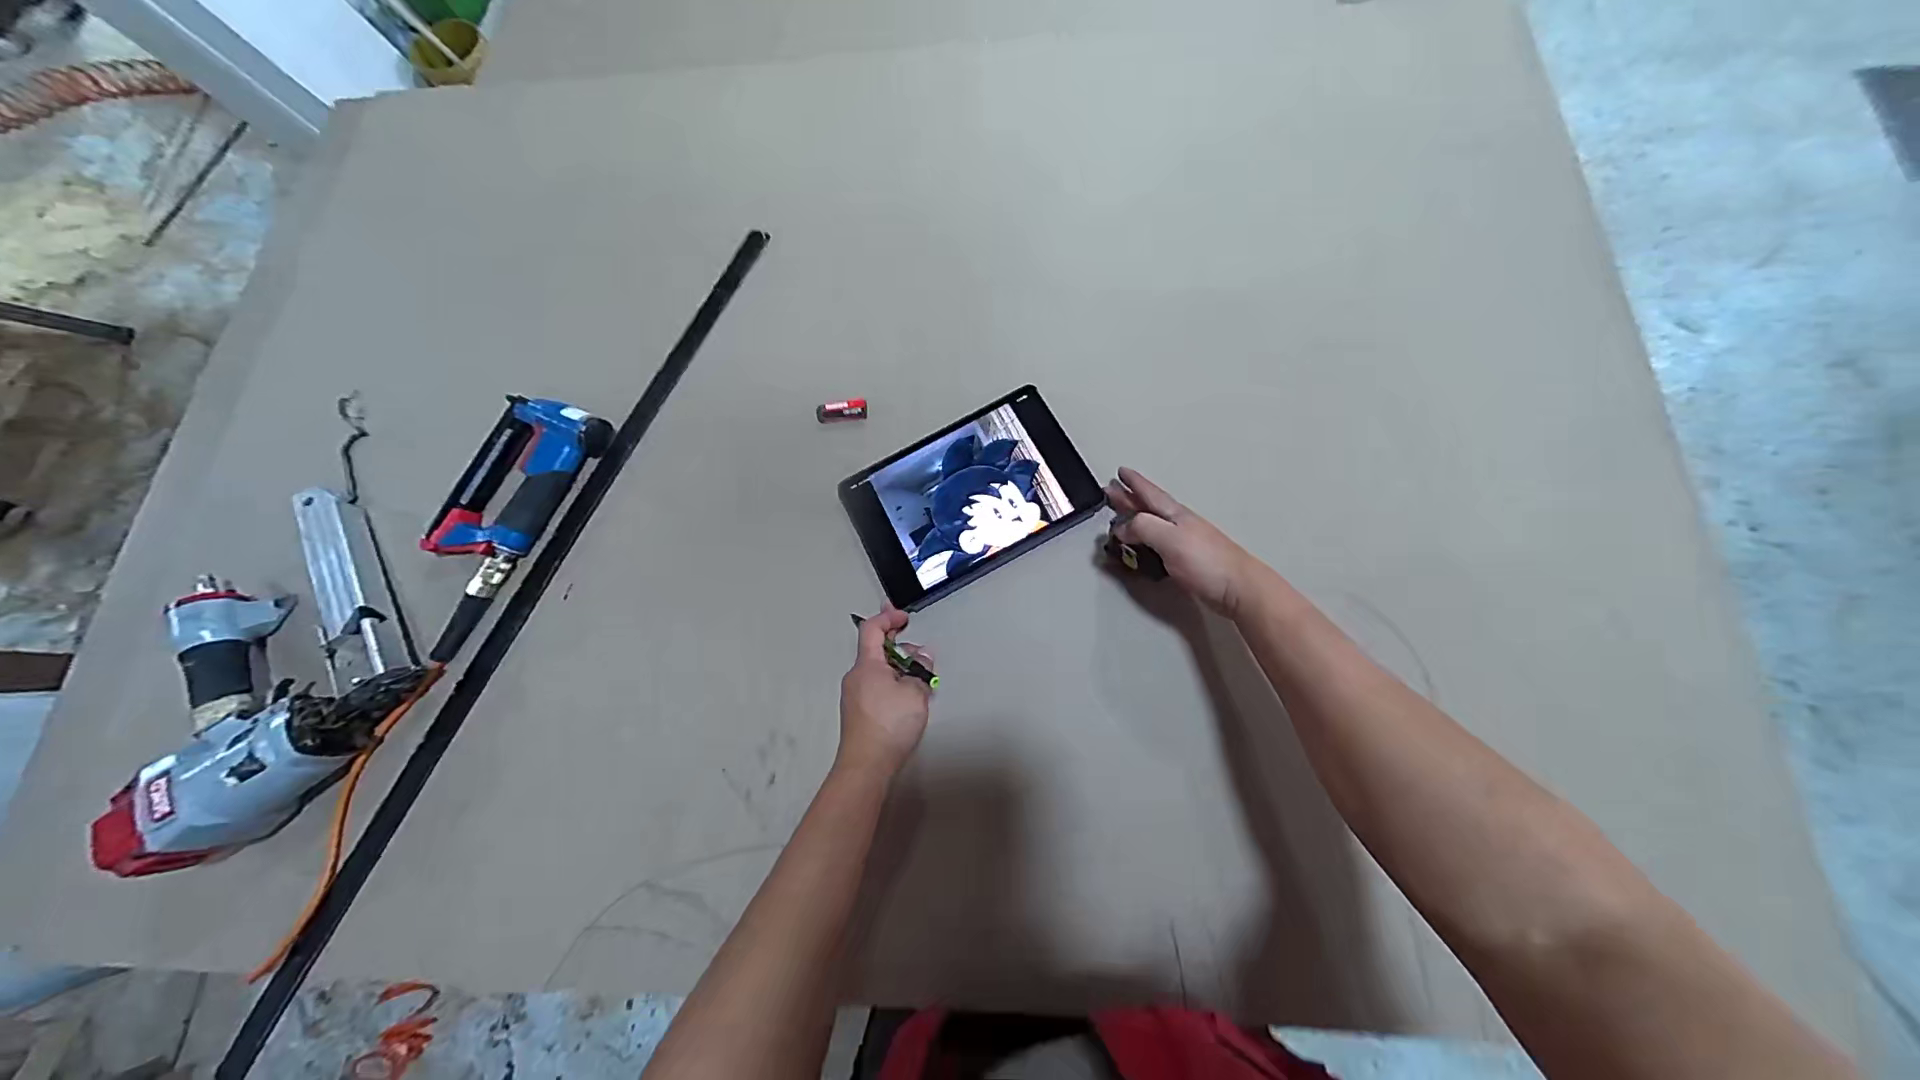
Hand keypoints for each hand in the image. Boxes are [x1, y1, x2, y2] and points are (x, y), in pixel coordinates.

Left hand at [838, 606, 932, 778]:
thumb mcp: (915, 692)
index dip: (888, 618)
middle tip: (920, 658)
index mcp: (866, 665)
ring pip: (877, 671)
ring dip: (898, 669)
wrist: (867, 765)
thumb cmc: (888, 726)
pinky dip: (891, 685)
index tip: (903, 618)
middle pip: (876, 651)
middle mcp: (856, 677)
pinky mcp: (858, 712)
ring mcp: (854, 696)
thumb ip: (921, 670)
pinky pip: (875, 688)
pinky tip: (907, 701)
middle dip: (900, 649)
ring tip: (918, 684)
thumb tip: (923, 659)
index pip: (872, 629)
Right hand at [1106, 467, 1264, 617]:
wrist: (1237, 589)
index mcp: (1174, 515)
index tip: (1121, 473)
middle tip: (1112, 492)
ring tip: (1119, 520)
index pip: (1149, 493)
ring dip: (1133, 521)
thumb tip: (1122, 528)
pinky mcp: (1183, 563)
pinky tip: (1140, 547)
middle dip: (1129, 499)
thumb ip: (1142, 527)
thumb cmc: (1209, 562)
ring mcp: (1182, 544)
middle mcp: (1178, 526)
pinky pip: (1155, 546)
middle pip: (1147, 508)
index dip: (1134, 483)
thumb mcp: (1170, 538)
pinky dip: (1142, 543)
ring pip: (1150, 526)